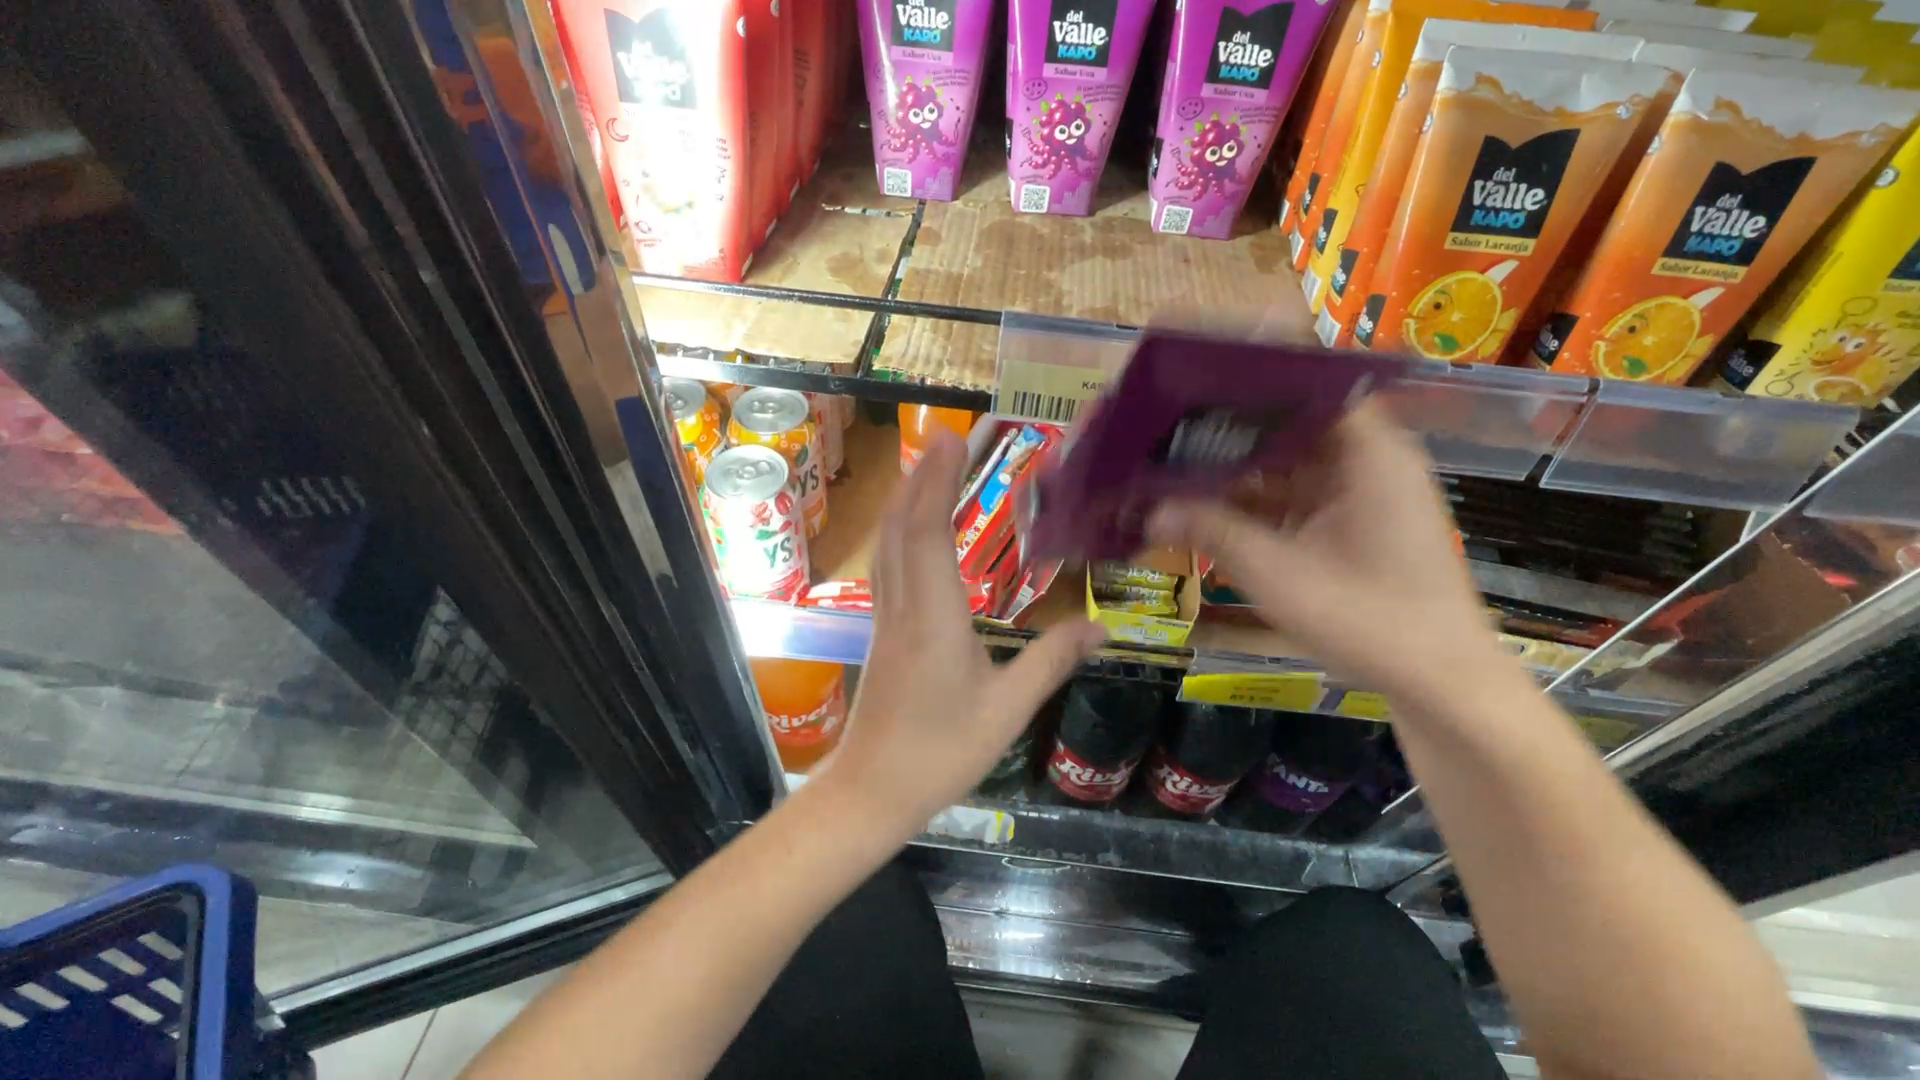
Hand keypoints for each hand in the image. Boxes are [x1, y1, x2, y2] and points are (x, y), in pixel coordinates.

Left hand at [814, 429, 1105, 835]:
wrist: (873, 790)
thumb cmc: (941, 752)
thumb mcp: (1008, 709)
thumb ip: (1052, 661)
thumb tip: (1101, 626)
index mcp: (934, 617)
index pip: (929, 531)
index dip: (937, 480)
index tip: (950, 439)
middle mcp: (903, 606)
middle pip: (902, 526)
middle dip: (920, 476)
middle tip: (943, 438)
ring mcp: (885, 619)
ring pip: (889, 544)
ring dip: (906, 500)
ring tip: (928, 469)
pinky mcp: (882, 633)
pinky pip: (888, 566)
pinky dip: (901, 532)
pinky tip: (916, 532)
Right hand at [1147, 403, 1504, 700]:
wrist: (1441, 683)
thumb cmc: (1367, 618)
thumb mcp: (1278, 573)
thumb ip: (1212, 531)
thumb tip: (1148, 511)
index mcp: (1368, 451)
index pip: (1308, 381)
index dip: (1249, 373)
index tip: (1194, 373)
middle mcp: (1371, 459)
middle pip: (1294, 420)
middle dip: (1231, 424)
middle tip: (1168, 420)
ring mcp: (1366, 493)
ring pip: (1292, 460)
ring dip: (1240, 466)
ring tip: (1176, 459)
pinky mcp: (1357, 524)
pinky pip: (1300, 494)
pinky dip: (1259, 499)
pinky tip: (1209, 505)